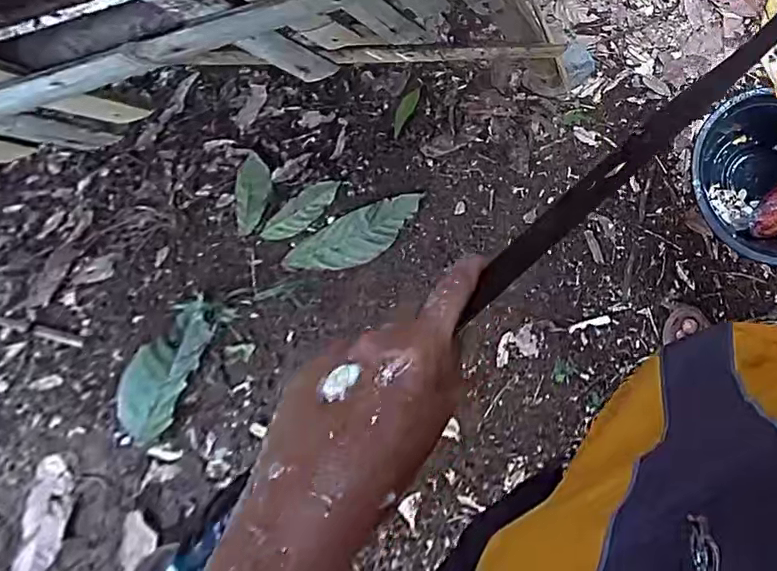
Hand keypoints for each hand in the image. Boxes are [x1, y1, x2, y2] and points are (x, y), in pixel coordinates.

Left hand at [209, 255, 487, 570]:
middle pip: (411, 324)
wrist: (301, 513)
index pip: (451, 291)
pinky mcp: (308, 368)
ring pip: (375, 344)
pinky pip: (343, 361)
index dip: (469, 273)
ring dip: (380, 365)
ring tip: (369, 413)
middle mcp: (379, 339)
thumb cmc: (380, 472)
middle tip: (412, 386)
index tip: (476, 264)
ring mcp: (340, 351)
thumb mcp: (440, 415)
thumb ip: (449, 367)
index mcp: (420, 348)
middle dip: (417, 345)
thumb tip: (450, 341)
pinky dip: (348, 379)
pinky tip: (342, 415)